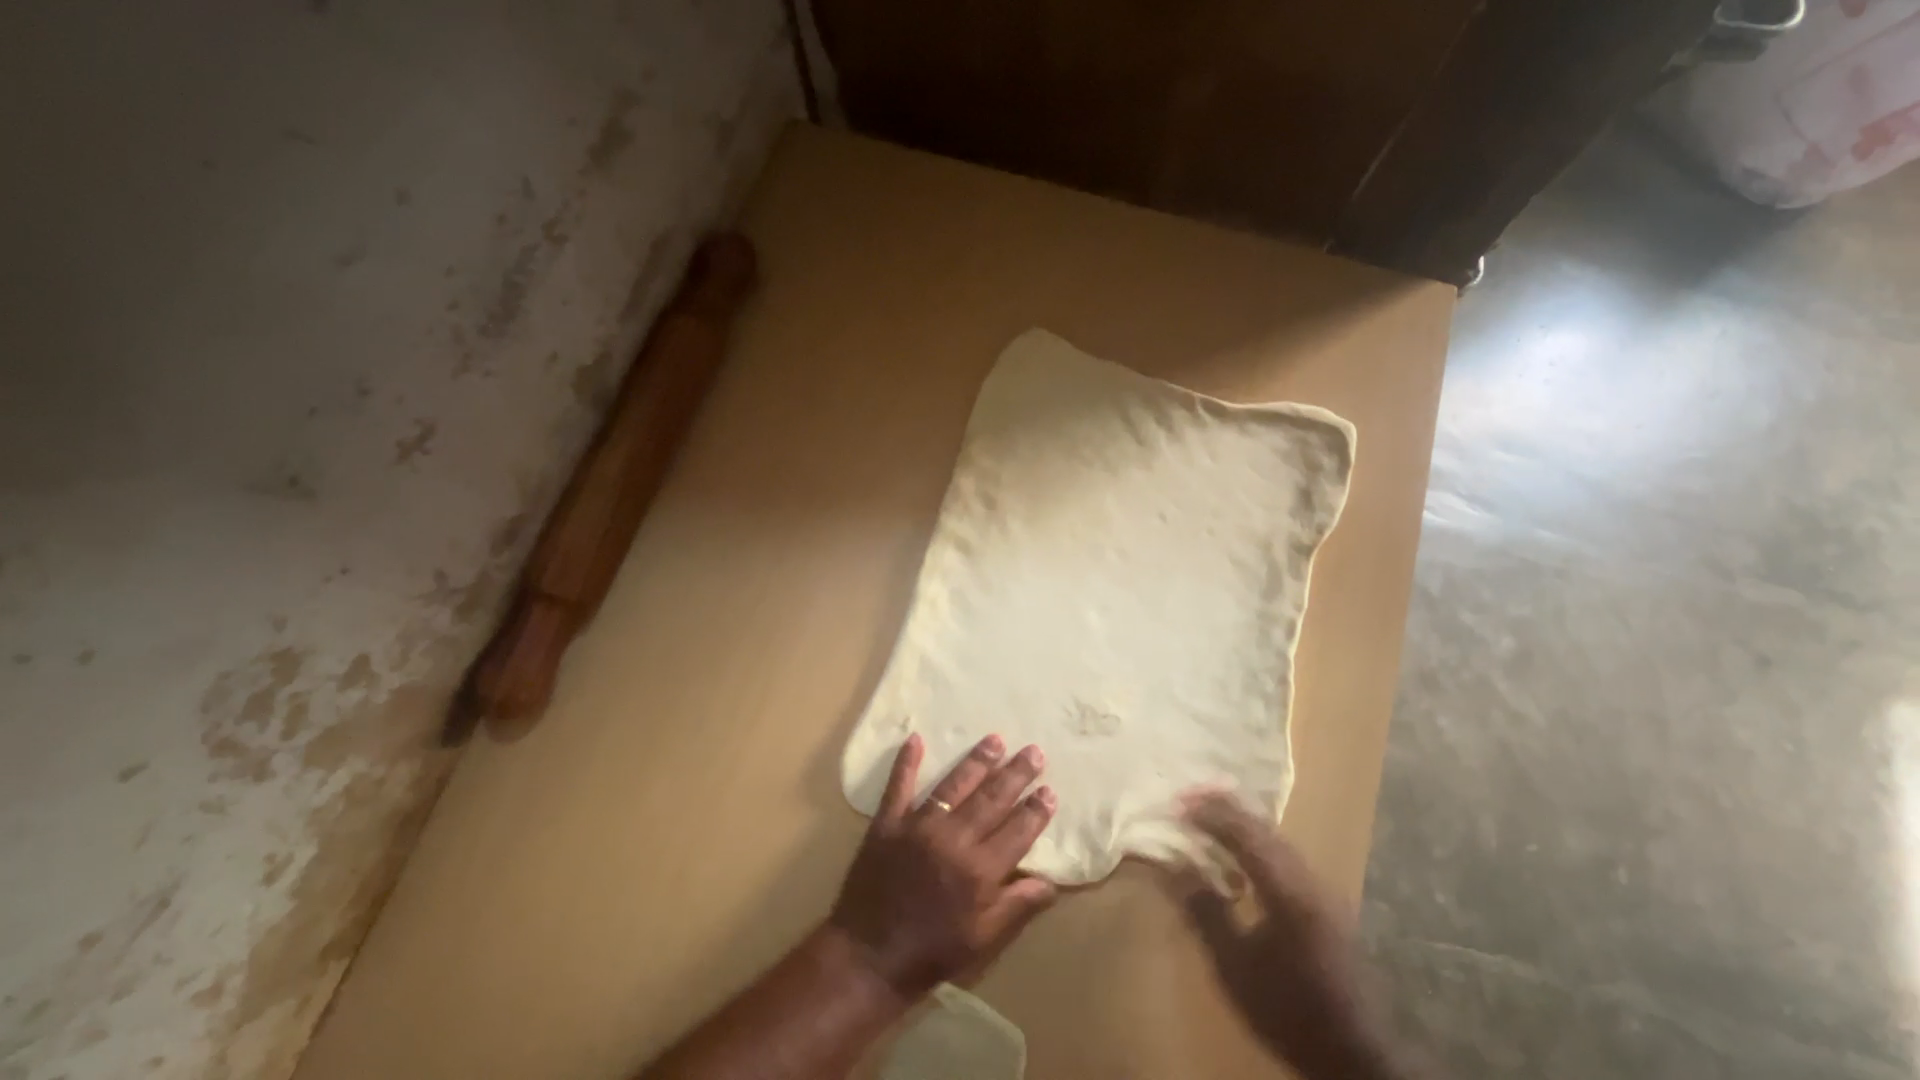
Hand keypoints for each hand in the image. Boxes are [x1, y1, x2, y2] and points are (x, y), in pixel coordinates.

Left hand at [827, 733, 1057, 997]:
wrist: (870, 956)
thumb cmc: (933, 952)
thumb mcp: (984, 938)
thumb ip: (1018, 905)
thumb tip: (1051, 881)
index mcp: (980, 870)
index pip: (1017, 830)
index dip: (1036, 810)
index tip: (1049, 789)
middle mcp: (953, 840)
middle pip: (992, 799)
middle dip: (1016, 774)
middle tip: (1034, 751)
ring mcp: (918, 828)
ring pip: (954, 786)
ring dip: (976, 761)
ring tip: (995, 740)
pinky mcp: (887, 825)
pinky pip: (898, 787)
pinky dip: (906, 763)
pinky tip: (915, 739)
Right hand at [1173, 790, 1404, 1079]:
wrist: (1354, 1050)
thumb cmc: (1288, 1009)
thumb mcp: (1235, 966)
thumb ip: (1207, 912)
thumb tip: (1178, 868)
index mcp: (1287, 889)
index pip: (1245, 834)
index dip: (1210, 814)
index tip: (1177, 802)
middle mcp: (1309, 879)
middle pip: (1265, 829)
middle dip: (1227, 808)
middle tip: (1190, 795)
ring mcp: (1323, 892)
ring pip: (1278, 841)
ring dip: (1243, 824)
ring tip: (1210, 815)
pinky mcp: (1326, 906)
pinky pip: (1285, 857)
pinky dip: (1257, 844)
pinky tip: (1241, 856)